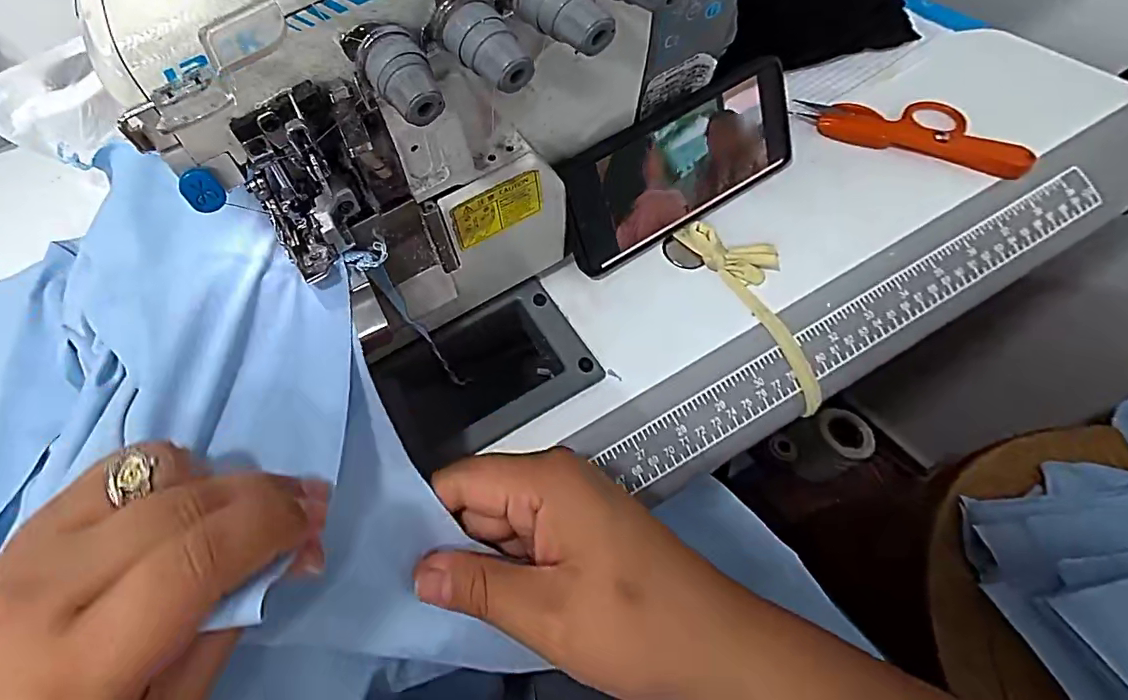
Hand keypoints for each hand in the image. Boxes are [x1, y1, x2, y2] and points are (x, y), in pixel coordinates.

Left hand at [0, 442, 327, 699]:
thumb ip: (221, 630)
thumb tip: (284, 551)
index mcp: (75, 664)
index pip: (191, 558)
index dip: (265, 526)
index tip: (314, 518)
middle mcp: (44, 586)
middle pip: (178, 502)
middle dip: (257, 494)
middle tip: (306, 503)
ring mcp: (28, 545)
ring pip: (149, 467)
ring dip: (212, 480)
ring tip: (238, 513)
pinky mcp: (25, 524)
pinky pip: (116, 466)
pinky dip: (165, 475)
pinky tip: (183, 504)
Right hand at [414, 449, 941, 699]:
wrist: (726, 652)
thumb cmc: (639, 626)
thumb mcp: (548, 614)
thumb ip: (477, 587)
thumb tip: (418, 572)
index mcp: (544, 478)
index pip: (461, 480)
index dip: (427, 516)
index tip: (402, 559)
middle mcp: (554, 475)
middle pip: (480, 498)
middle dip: (457, 544)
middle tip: (428, 594)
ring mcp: (572, 498)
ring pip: (503, 520)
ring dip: (487, 560)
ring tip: (464, 603)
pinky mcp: (583, 523)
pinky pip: (529, 534)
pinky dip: (514, 565)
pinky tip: (506, 599)